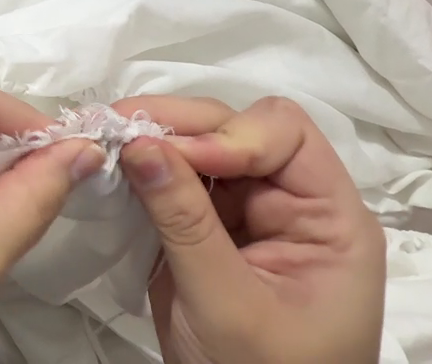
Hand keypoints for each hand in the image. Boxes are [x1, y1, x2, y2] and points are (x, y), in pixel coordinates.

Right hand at [114, 96, 385, 363]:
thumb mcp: (228, 306)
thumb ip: (185, 221)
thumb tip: (137, 142)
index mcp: (327, 219)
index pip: (283, 133)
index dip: (229, 133)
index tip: (174, 157)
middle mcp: (288, 201)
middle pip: (232, 126)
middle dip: (174, 125)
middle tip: (114, 129)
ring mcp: (243, 211)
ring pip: (194, 142)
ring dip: (149, 137)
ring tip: (103, 139)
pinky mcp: (201, 222)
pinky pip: (170, 173)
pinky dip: (138, 163)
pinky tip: (109, 164)